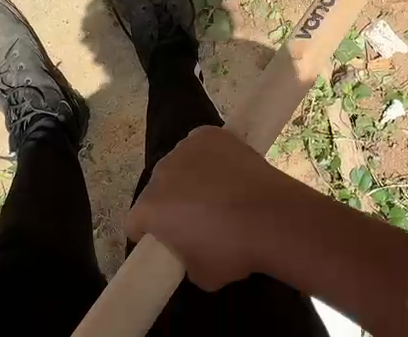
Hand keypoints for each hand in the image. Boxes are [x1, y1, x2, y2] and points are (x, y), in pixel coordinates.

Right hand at [125, 125, 303, 289]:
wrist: (270, 215)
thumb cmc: (232, 250)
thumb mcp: (199, 274)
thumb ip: (182, 258)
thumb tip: (189, 248)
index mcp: (150, 208)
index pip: (136, 222)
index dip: (150, 234)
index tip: (169, 242)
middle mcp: (160, 173)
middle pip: (157, 189)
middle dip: (170, 203)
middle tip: (196, 218)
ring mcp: (185, 148)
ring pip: (179, 165)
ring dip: (189, 177)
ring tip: (217, 192)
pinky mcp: (209, 134)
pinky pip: (199, 146)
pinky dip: (208, 156)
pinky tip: (226, 170)